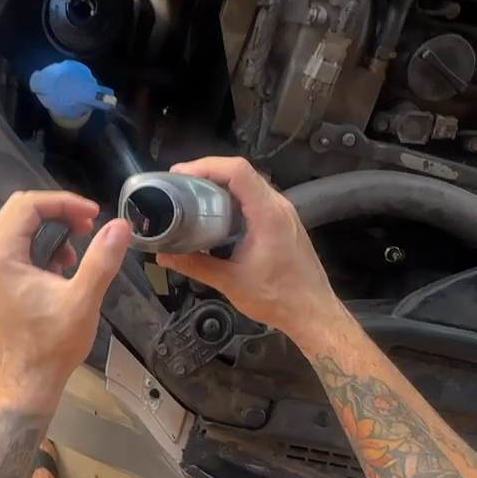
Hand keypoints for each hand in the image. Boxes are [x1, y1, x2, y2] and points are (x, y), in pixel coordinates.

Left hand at [0, 191, 130, 411]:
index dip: (64, 202)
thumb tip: (121, 225)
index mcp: (1, 255)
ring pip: (20, 225)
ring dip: (52, 226)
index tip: (94, 215)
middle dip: (58, 210)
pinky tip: (65, 264)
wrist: (31, 379)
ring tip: (80, 244)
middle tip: (89, 224)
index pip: (28, 205)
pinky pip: (19, 243)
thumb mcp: (82, 300)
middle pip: (21, 210)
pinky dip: (44, 243)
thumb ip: (101, 259)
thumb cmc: (52, 343)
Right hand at [155, 156, 343, 340]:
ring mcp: (283, 213)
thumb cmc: (278, 298)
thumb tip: (164, 256)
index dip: (206, 165)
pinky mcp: (283, 222)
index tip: (181, 174)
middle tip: (180, 184)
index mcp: (268, 214)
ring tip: (192, 195)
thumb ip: (195, 265)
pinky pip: (256, 199)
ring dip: (220, 184)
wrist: (312, 312)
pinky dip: (233, 198)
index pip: (238, 171)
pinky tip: (215, 213)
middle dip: (207, 172)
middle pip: (242, 173)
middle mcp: (279, 206)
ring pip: (249, 184)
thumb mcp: (230, 282)